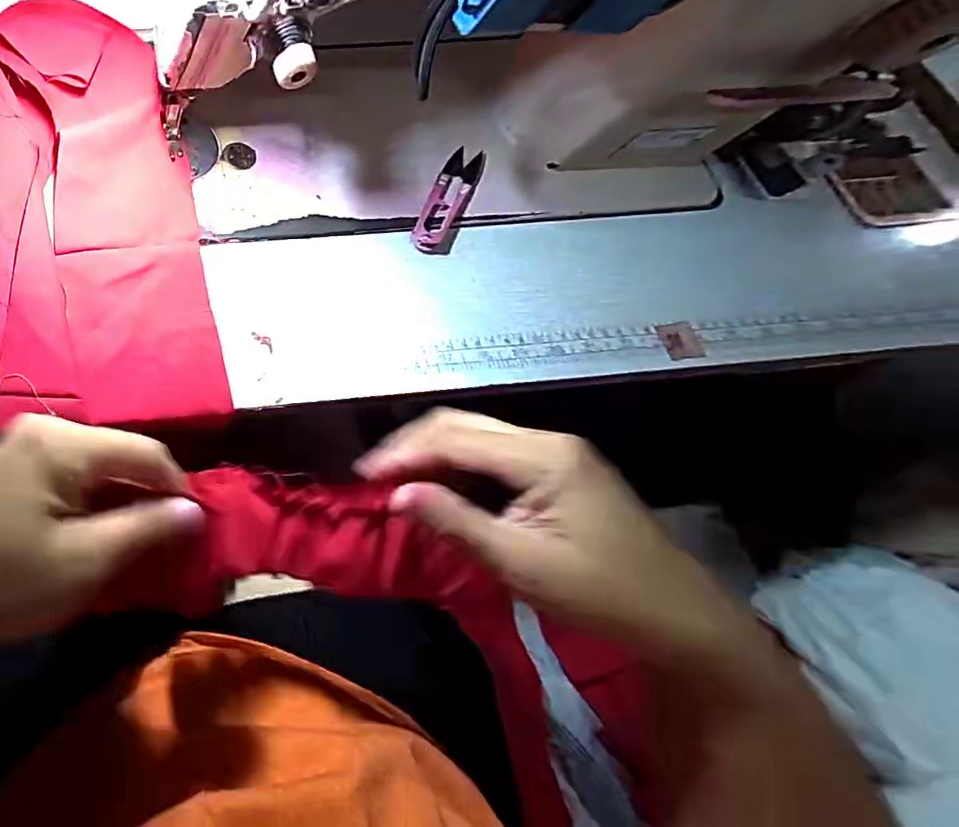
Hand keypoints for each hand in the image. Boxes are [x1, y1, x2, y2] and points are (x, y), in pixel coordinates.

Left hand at [0, 415, 204, 664]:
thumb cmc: (5, 584)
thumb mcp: (85, 562)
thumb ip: (146, 528)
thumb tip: (195, 509)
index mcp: (60, 441)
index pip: (145, 452)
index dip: (179, 491)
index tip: (199, 534)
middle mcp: (41, 427)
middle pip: (117, 454)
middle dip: (147, 496)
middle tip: (170, 545)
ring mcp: (20, 443)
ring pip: (93, 465)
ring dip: (119, 500)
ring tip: (138, 544)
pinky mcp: (8, 464)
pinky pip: (66, 473)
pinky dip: (89, 500)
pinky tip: (96, 533)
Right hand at [356, 409, 763, 674]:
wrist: (686, 626)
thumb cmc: (604, 596)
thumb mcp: (520, 564)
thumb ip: (454, 522)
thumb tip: (395, 494)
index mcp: (544, 457)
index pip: (452, 439)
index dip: (402, 454)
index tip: (363, 476)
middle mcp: (548, 442)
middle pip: (458, 424)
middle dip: (409, 445)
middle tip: (373, 473)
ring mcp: (555, 453)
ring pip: (471, 434)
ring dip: (428, 452)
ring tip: (394, 478)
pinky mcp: (555, 469)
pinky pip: (488, 452)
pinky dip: (452, 463)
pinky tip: (435, 484)